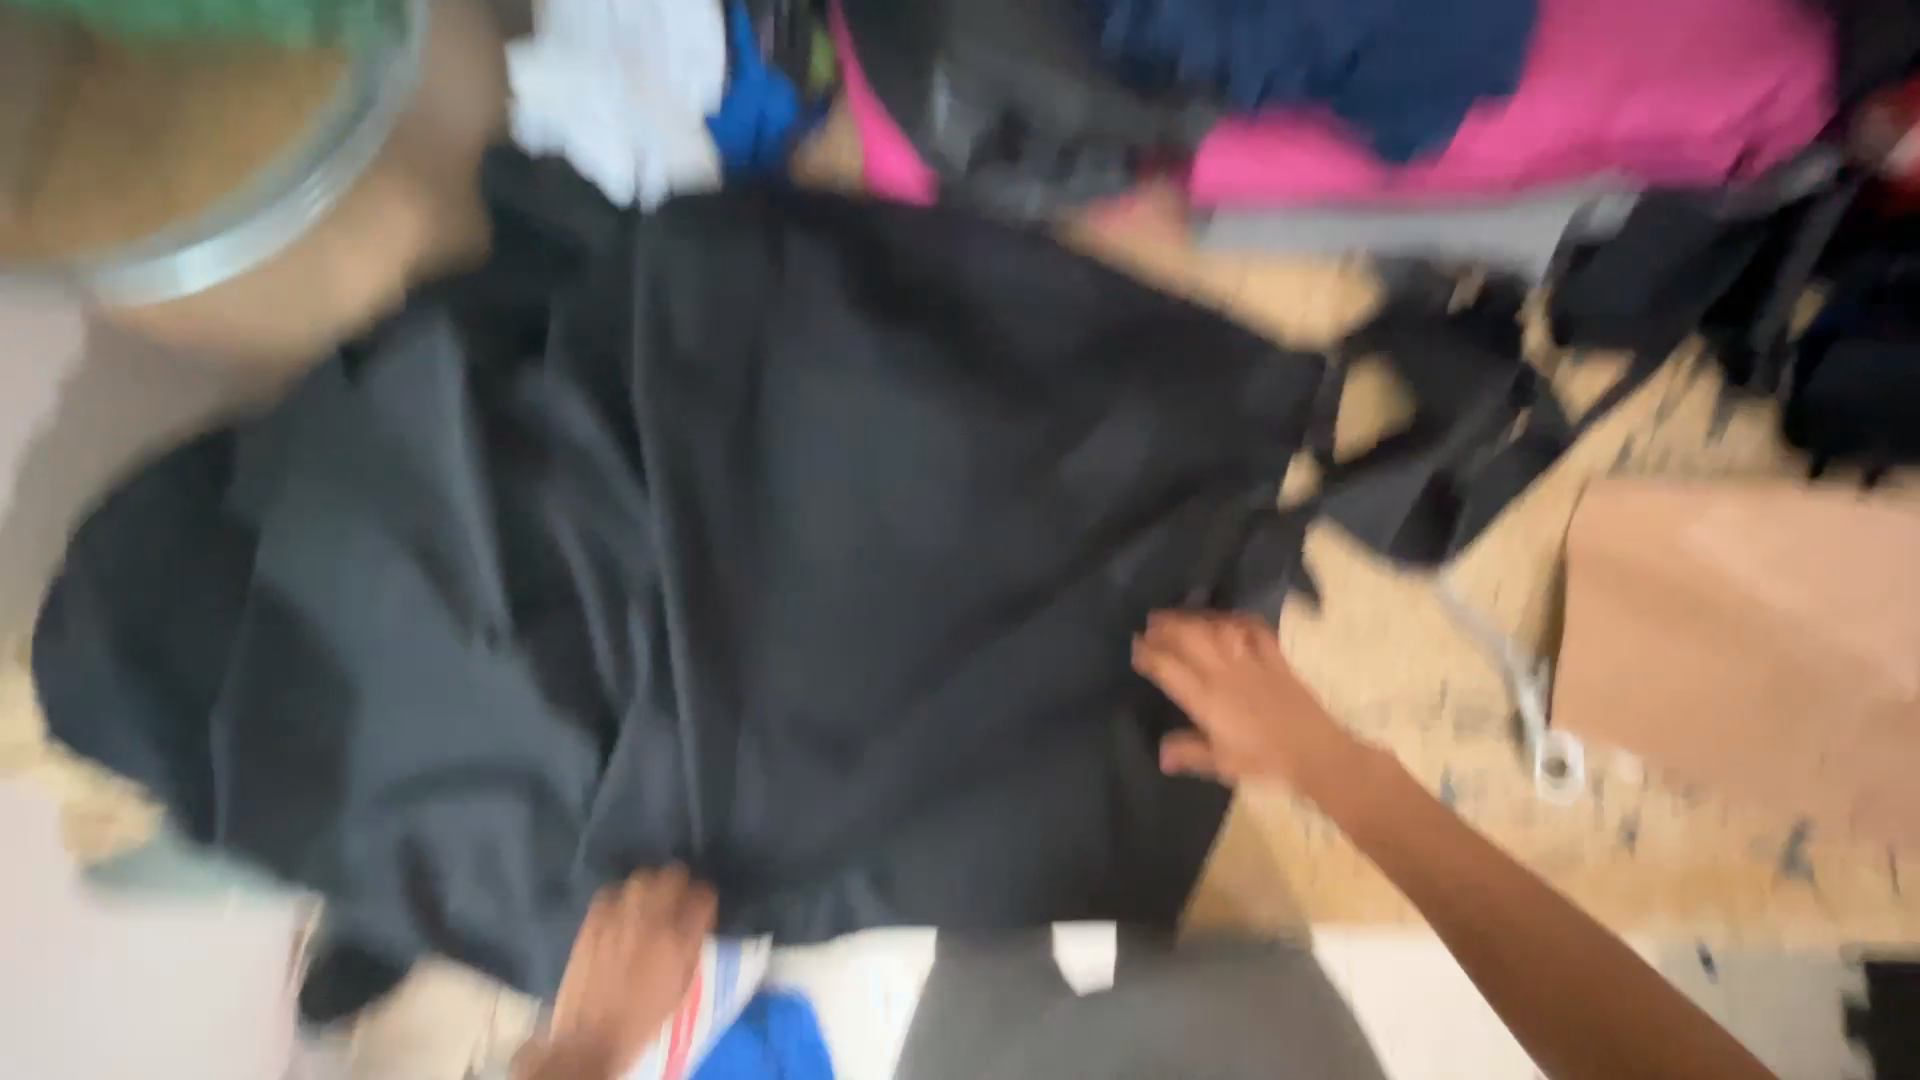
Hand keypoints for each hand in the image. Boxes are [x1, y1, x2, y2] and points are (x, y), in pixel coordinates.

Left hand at [523, 866, 716, 1079]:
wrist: (589, 1042)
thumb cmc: (641, 1022)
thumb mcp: (680, 989)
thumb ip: (692, 950)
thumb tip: (697, 926)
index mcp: (679, 940)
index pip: (704, 896)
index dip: (705, 902)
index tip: (701, 912)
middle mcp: (652, 922)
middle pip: (674, 876)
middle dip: (680, 885)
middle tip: (676, 901)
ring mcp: (620, 920)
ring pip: (643, 878)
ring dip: (650, 887)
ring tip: (647, 903)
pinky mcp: (593, 924)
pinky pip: (610, 893)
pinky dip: (619, 898)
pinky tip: (620, 912)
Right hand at [1132, 610, 1366, 788]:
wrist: (1316, 753)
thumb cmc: (1264, 761)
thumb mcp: (1221, 763)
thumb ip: (1189, 753)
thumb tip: (1161, 755)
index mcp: (1205, 698)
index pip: (1167, 667)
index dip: (1148, 654)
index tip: (1136, 647)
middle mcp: (1223, 673)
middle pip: (1188, 638)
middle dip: (1166, 627)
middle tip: (1151, 624)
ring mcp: (1250, 662)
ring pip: (1216, 629)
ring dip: (1195, 619)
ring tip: (1180, 617)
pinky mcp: (1275, 659)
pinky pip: (1254, 630)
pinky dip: (1238, 620)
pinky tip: (1228, 618)